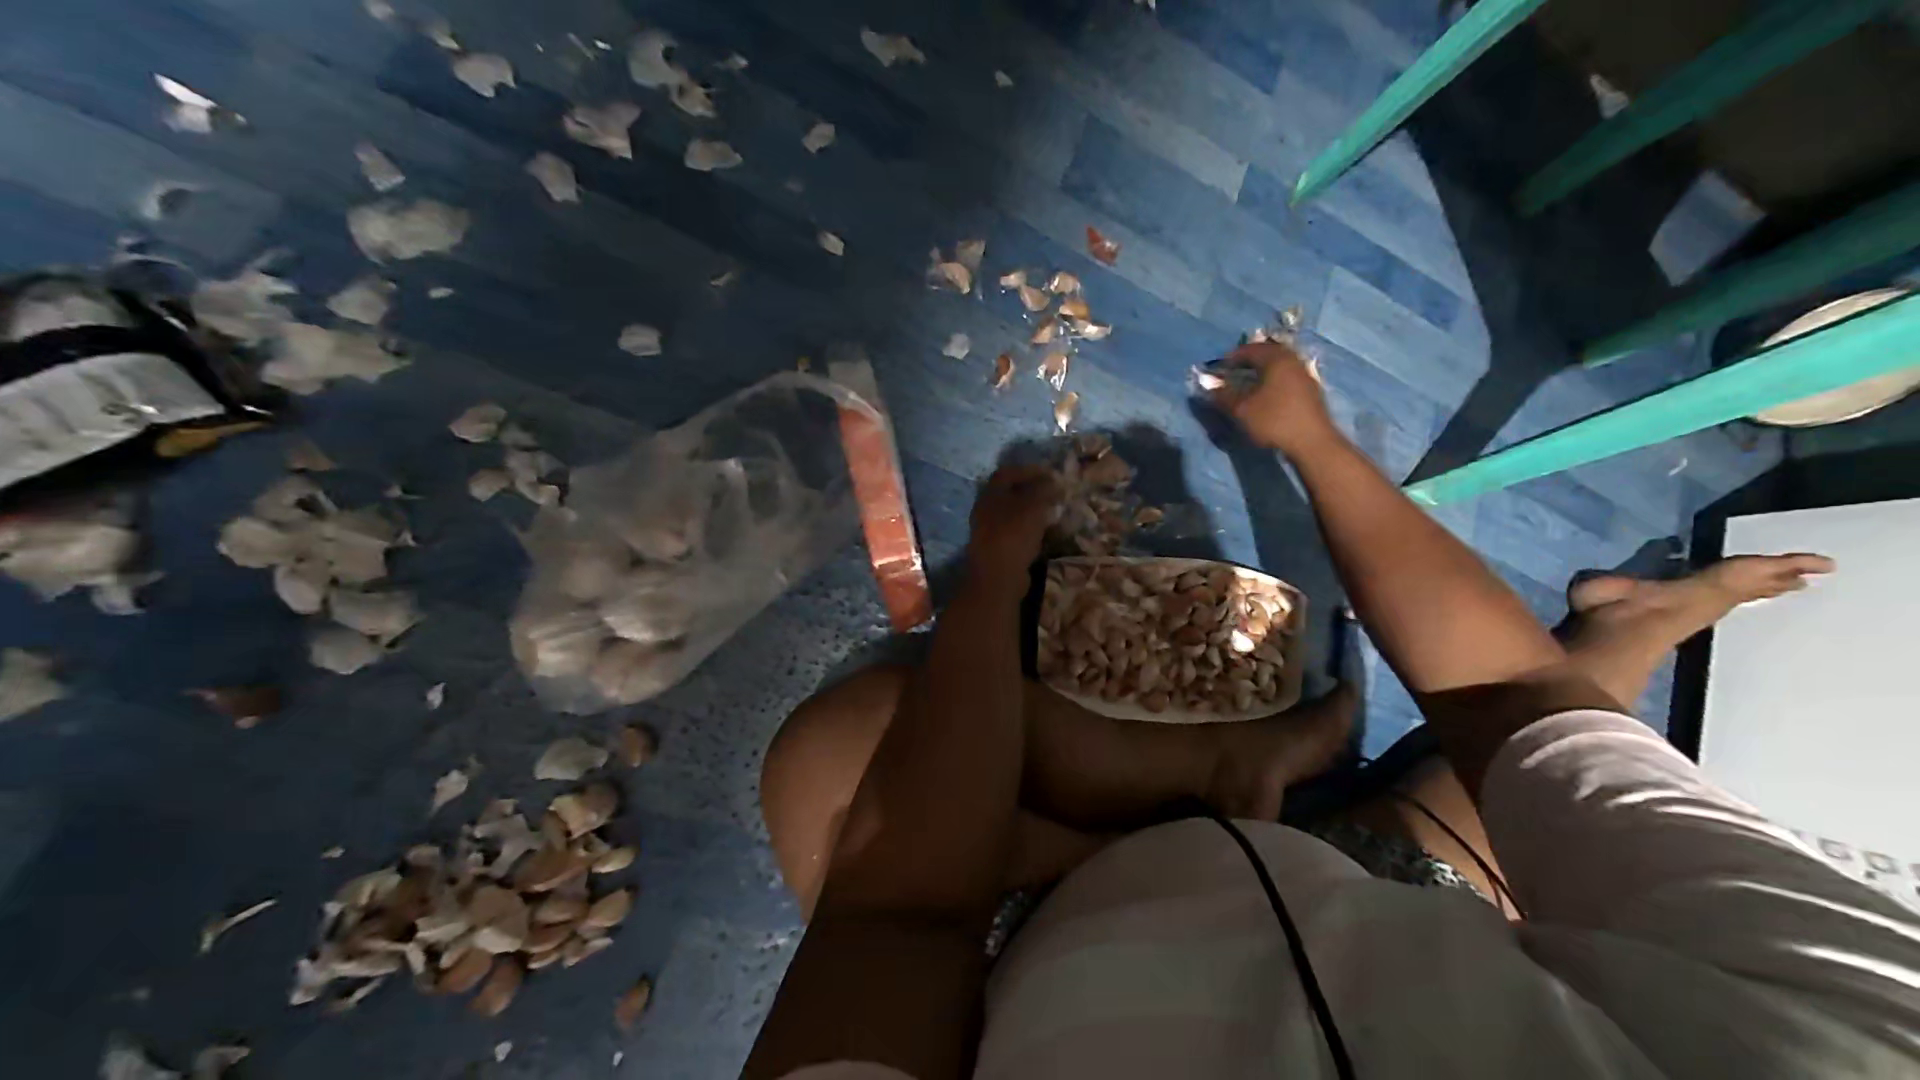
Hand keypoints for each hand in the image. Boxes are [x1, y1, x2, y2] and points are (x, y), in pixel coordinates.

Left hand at [967, 464, 1059, 585]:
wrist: (998, 576)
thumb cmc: (1014, 535)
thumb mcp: (1033, 507)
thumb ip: (1044, 490)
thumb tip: (1053, 481)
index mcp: (990, 495)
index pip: (1008, 473)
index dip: (1029, 470)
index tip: (1050, 473)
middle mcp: (986, 510)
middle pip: (1010, 493)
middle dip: (1032, 490)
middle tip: (1053, 492)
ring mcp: (989, 530)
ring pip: (1013, 513)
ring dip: (1032, 510)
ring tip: (1053, 511)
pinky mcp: (997, 548)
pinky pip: (1015, 531)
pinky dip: (1030, 528)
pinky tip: (1044, 532)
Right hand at [1208, 340, 1340, 455]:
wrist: (1311, 442)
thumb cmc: (1274, 420)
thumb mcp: (1242, 409)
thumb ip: (1222, 395)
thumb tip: (1206, 385)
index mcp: (1276, 359)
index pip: (1250, 349)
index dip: (1231, 357)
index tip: (1217, 369)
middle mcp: (1293, 360)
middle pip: (1267, 353)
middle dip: (1247, 361)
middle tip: (1232, 372)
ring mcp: (1304, 374)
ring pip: (1278, 364)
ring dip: (1261, 370)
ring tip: (1246, 383)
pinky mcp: (1310, 389)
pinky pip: (1286, 375)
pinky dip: (1272, 379)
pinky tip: (1265, 393)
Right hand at [1700, 553, 1835, 603]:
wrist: (1699, 596)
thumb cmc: (1735, 578)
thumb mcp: (1771, 565)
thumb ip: (1799, 564)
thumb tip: (1833, 565)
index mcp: (1778, 584)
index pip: (1797, 578)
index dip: (1806, 573)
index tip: (1820, 571)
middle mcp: (1764, 591)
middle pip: (1782, 586)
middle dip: (1789, 583)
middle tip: (1800, 580)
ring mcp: (1741, 594)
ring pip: (1762, 590)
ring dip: (1768, 587)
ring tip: (1772, 583)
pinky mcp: (1719, 594)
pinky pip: (1738, 590)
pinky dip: (1744, 589)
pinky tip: (1739, 588)